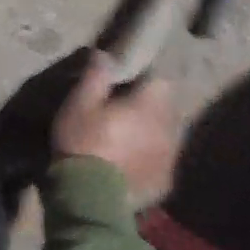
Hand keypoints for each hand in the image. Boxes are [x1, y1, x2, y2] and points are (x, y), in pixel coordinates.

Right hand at [51, 51, 179, 203]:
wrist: (92, 196)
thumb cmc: (83, 142)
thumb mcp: (79, 104)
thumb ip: (95, 77)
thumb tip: (105, 54)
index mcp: (149, 107)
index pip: (162, 81)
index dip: (145, 78)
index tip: (125, 82)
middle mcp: (168, 130)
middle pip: (167, 107)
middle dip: (149, 104)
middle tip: (122, 107)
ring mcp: (170, 157)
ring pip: (167, 133)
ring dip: (151, 129)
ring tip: (126, 135)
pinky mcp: (166, 180)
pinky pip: (162, 158)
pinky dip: (149, 154)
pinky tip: (129, 160)